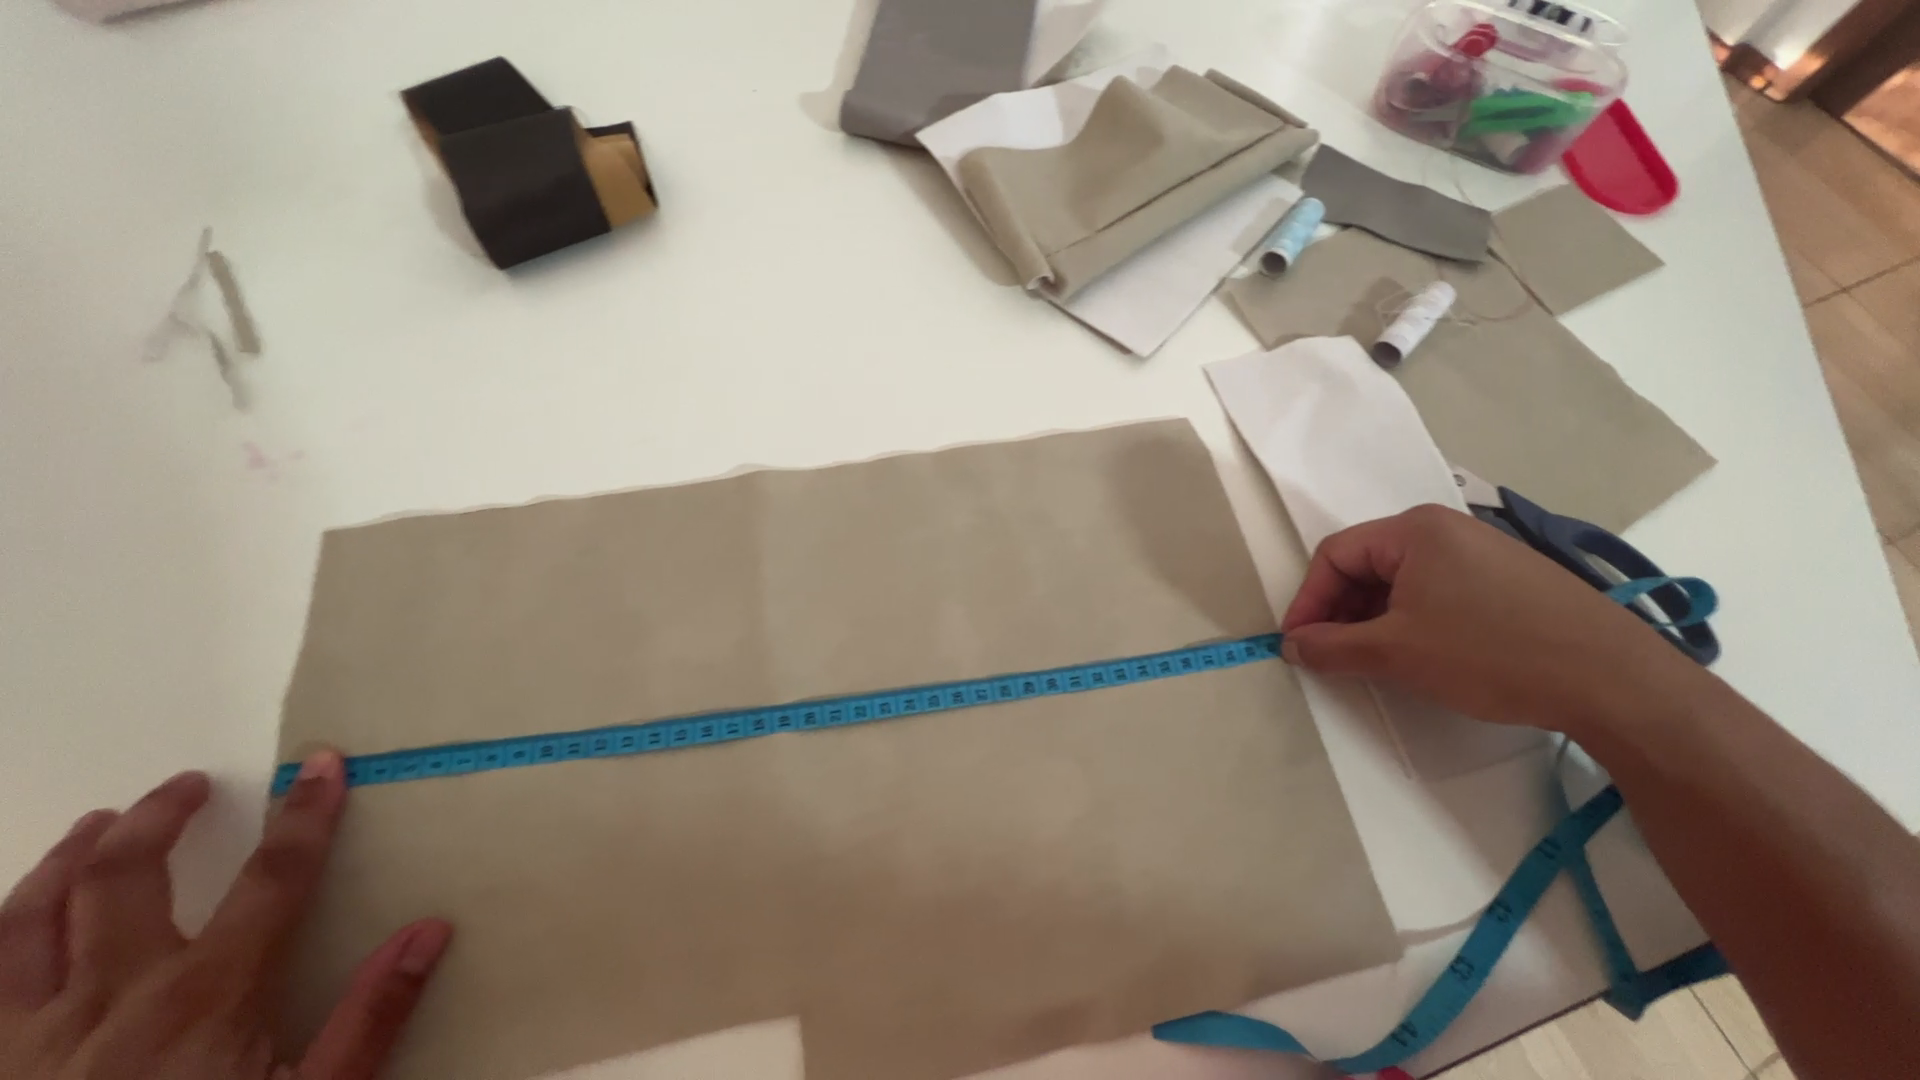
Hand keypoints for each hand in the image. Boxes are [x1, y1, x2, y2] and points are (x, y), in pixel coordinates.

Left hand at [0, 751, 449, 1079]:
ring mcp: (25, 1035)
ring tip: (95, 824)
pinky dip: (0, 933)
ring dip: (64, 859)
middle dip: (161, 815)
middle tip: (189, 783)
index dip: (306, 814)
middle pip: (125, 875)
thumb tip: (430, 930)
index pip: (273, 877)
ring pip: (27, 919)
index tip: (324, 764)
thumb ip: (370, 1017)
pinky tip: (19, 921)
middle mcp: (110, 995)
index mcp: (205, 996)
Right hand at [1279, 505, 1699, 736]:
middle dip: (1341, 611)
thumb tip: (1292, 645)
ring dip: (1376, 619)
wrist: (1613, 680)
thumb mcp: (1397, 653)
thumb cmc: (1490, 654)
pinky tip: (1422, 656)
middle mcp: (1447, 529)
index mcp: (1414, 530)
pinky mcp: (1510, 580)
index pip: (1335, 554)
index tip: (1298, 645)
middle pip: (1368, 565)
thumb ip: (1332, 647)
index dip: (1308, 600)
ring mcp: (1483, 552)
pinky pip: (1439, 592)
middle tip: (1333, 656)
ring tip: (1374, 661)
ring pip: (1403, 581)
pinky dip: (1414, 621)